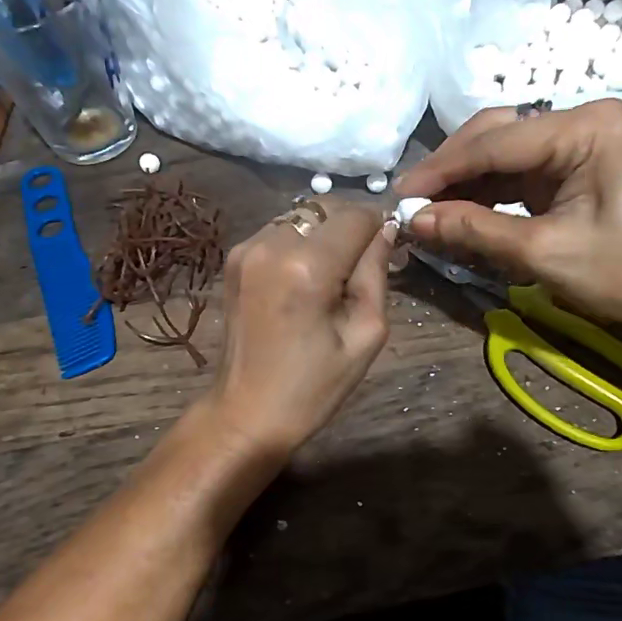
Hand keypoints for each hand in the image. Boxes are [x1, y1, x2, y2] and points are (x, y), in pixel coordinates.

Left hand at [206, 196, 393, 458]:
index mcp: (307, 266)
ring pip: (301, 216)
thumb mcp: (364, 335)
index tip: (387, 251)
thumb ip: (376, 273)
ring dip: (323, 233)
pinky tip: (303, 279)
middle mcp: (272, 244)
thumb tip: (385, 230)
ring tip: (330, 276)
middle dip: (350, 227)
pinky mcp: (233, 259)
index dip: (379, 227)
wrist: (245, 413)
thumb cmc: (312, 387)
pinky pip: (278, 232)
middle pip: (326, 207)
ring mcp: (246, 248)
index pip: (356, 216)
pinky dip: (299, 243)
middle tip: (361, 265)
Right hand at [396, 99, 621, 339]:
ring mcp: (577, 143)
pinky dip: (484, 195)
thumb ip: (475, 229)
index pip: (496, 142)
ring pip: (500, 154)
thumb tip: (414, 220)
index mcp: (586, 127)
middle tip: (409, 203)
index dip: (442, 170)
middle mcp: (581, 121)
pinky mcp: (571, 168)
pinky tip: (455, 212)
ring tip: (424, 211)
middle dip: (450, 171)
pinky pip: (515, 174)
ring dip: (462, 183)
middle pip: (495, 136)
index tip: (400, 196)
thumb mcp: (543, 253)